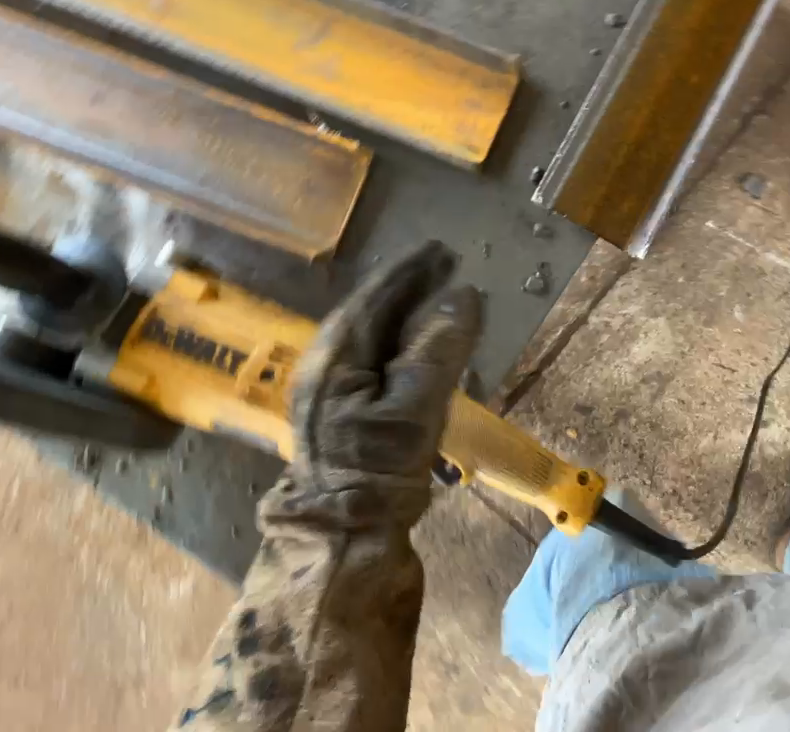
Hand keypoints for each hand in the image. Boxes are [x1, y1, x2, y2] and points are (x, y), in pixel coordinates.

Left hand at [267, 241, 481, 531]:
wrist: (342, 539)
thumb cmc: (377, 473)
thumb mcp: (415, 410)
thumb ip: (438, 351)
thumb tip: (463, 295)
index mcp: (336, 358)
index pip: (375, 298)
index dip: (410, 271)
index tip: (442, 250)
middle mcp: (325, 366)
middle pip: (368, 311)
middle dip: (405, 286)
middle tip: (442, 264)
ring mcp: (329, 390)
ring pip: (369, 333)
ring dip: (403, 310)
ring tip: (435, 293)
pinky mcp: (341, 411)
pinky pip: (373, 356)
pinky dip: (399, 338)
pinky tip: (417, 341)